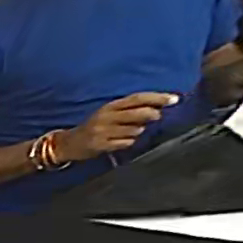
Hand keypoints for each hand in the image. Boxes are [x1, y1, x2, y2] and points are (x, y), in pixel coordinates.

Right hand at [58, 93, 179, 161]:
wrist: (67, 144)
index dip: (158, 98)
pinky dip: (127, 143)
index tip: (175, 99)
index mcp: (109, 107)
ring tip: (128, 132)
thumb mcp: (109, 114)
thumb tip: (160, 107)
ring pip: (135, 130)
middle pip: (140, 113)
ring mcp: (101, 132)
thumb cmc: (94, 127)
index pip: (138, 98)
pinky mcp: (99, 145)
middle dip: (152, 115)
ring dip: (138, 131)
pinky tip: (119, 142)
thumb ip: (131, 109)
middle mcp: (105, 117)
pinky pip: (125, 143)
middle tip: (155, 118)